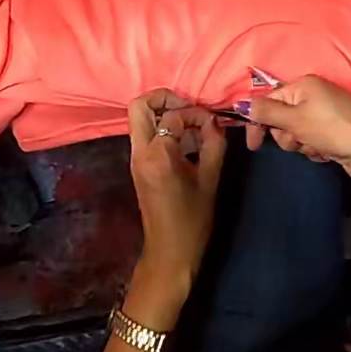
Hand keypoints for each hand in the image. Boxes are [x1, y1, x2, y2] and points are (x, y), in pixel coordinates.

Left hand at [125, 89, 226, 315]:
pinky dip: (164, 128)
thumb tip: (215, 121)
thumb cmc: (192, 221)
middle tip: (191, 108)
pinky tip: (187, 142)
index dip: (196, 112)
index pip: (173, 114)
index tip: (213, 123)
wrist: (169, 253)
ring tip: (194, 126)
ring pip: (140, 119)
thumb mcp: (210, 180)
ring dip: (165, 113)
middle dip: (165, 98)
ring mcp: (135, 158)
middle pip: (139, 105)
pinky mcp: (138, 166)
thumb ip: (214, 145)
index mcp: (157, 154)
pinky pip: (146, 135)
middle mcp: (140, 151)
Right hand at [243, 76, 350, 186]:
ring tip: (317, 147)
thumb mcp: (295, 120)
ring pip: (294, 133)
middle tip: (298, 140)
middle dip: (285, 134)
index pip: (268, 100)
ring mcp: (324, 115)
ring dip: (300, 144)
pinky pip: (310, 141)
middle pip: (280, 117)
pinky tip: (327, 153)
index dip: (258, 121)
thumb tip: (240, 103)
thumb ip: (266, 112)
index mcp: (303, 85)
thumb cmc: (334, 130)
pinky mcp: (332, 133)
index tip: (253, 144)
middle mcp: (313, 96)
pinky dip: (314, 149)